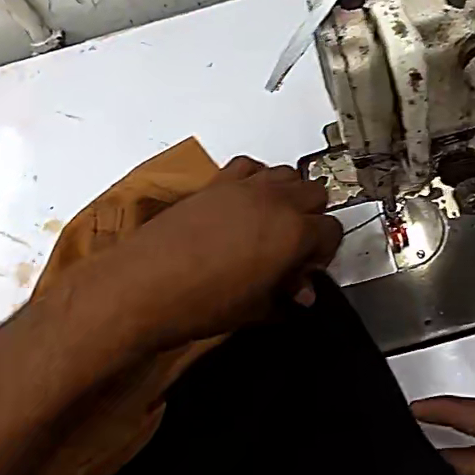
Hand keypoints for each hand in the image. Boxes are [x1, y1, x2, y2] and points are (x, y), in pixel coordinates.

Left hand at [74, 156, 342, 352]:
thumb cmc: (200, 303)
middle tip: (295, 247)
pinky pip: (249, 167)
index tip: (308, 269)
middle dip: (312, 218)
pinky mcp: (216, 183)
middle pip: (315, 193)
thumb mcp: (256, 308)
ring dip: (288, 195)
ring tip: (273, 223)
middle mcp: (275, 200)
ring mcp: (244, 187)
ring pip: (286, 174)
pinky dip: (255, 179)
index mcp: (294, 231)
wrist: (142, 287)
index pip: (332, 231)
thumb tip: (299, 291)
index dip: (324, 252)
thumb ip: (286, 294)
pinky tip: (245, 203)